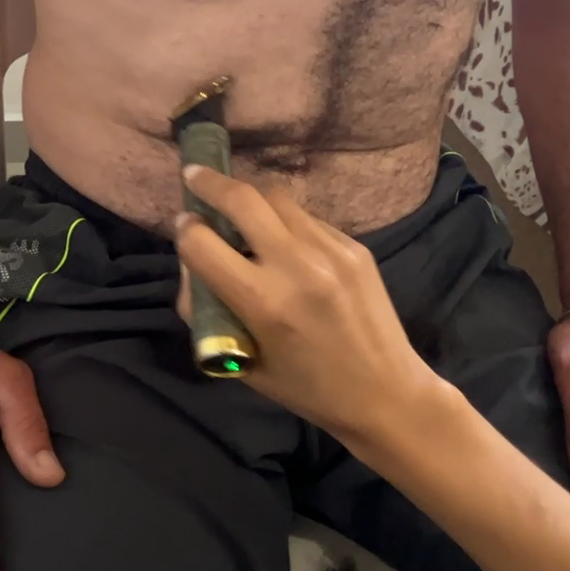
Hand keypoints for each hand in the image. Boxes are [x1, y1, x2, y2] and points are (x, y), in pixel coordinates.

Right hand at [172, 165, 447, 437]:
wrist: (386, 393)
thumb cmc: (303, 386)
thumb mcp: (239, 360)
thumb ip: (205, 306)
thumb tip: (189, 259)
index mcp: (262, 302)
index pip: (201, 242)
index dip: (185, 230)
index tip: (183, 225)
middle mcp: (296, 267)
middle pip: (241, 199)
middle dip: (209, 183)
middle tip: (195, 177)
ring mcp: (330, 251)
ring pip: (275, 198)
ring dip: (250, 200)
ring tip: (241, 212)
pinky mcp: (353, 246)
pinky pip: (305, 218)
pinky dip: (284, 223)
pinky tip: (285, 244)